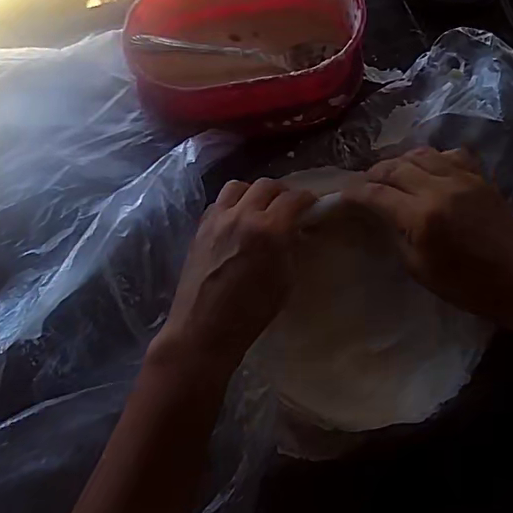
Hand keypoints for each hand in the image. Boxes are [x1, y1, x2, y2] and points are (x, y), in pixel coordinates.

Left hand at [155, 178, 315, 376]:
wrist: (203, 328)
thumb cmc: (251, 314)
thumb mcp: (284, 280)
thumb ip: (289, 248)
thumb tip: (293, 232)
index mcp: (269, 230)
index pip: (294, 199)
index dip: (307, 200)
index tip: (312, 206)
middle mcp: (241, 216)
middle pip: (266, 185)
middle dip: (282, 193)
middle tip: (288, 207)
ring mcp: (217, 219)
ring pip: (238, 186)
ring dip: (253, 193)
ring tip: (260, 208)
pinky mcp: (200, 227)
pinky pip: (219, 202)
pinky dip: (232, 204)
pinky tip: (237, 220)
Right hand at [341, 147, 512, 330]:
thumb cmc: (463, 284)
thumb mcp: (416, 266)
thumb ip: (395, 233)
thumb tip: (379, 214)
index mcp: (422, 216)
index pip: (376, 193)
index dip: (355, 192)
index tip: (343, 195)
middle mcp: (440, 189)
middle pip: (395, 167)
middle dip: (373, 174)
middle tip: (363, 184)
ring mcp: (464, 180)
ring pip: (421, 154)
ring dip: (399, 161)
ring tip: (391, 174)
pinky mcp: (481, 178)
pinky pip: (451, 154)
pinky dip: (433, 158)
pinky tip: (427, 169)